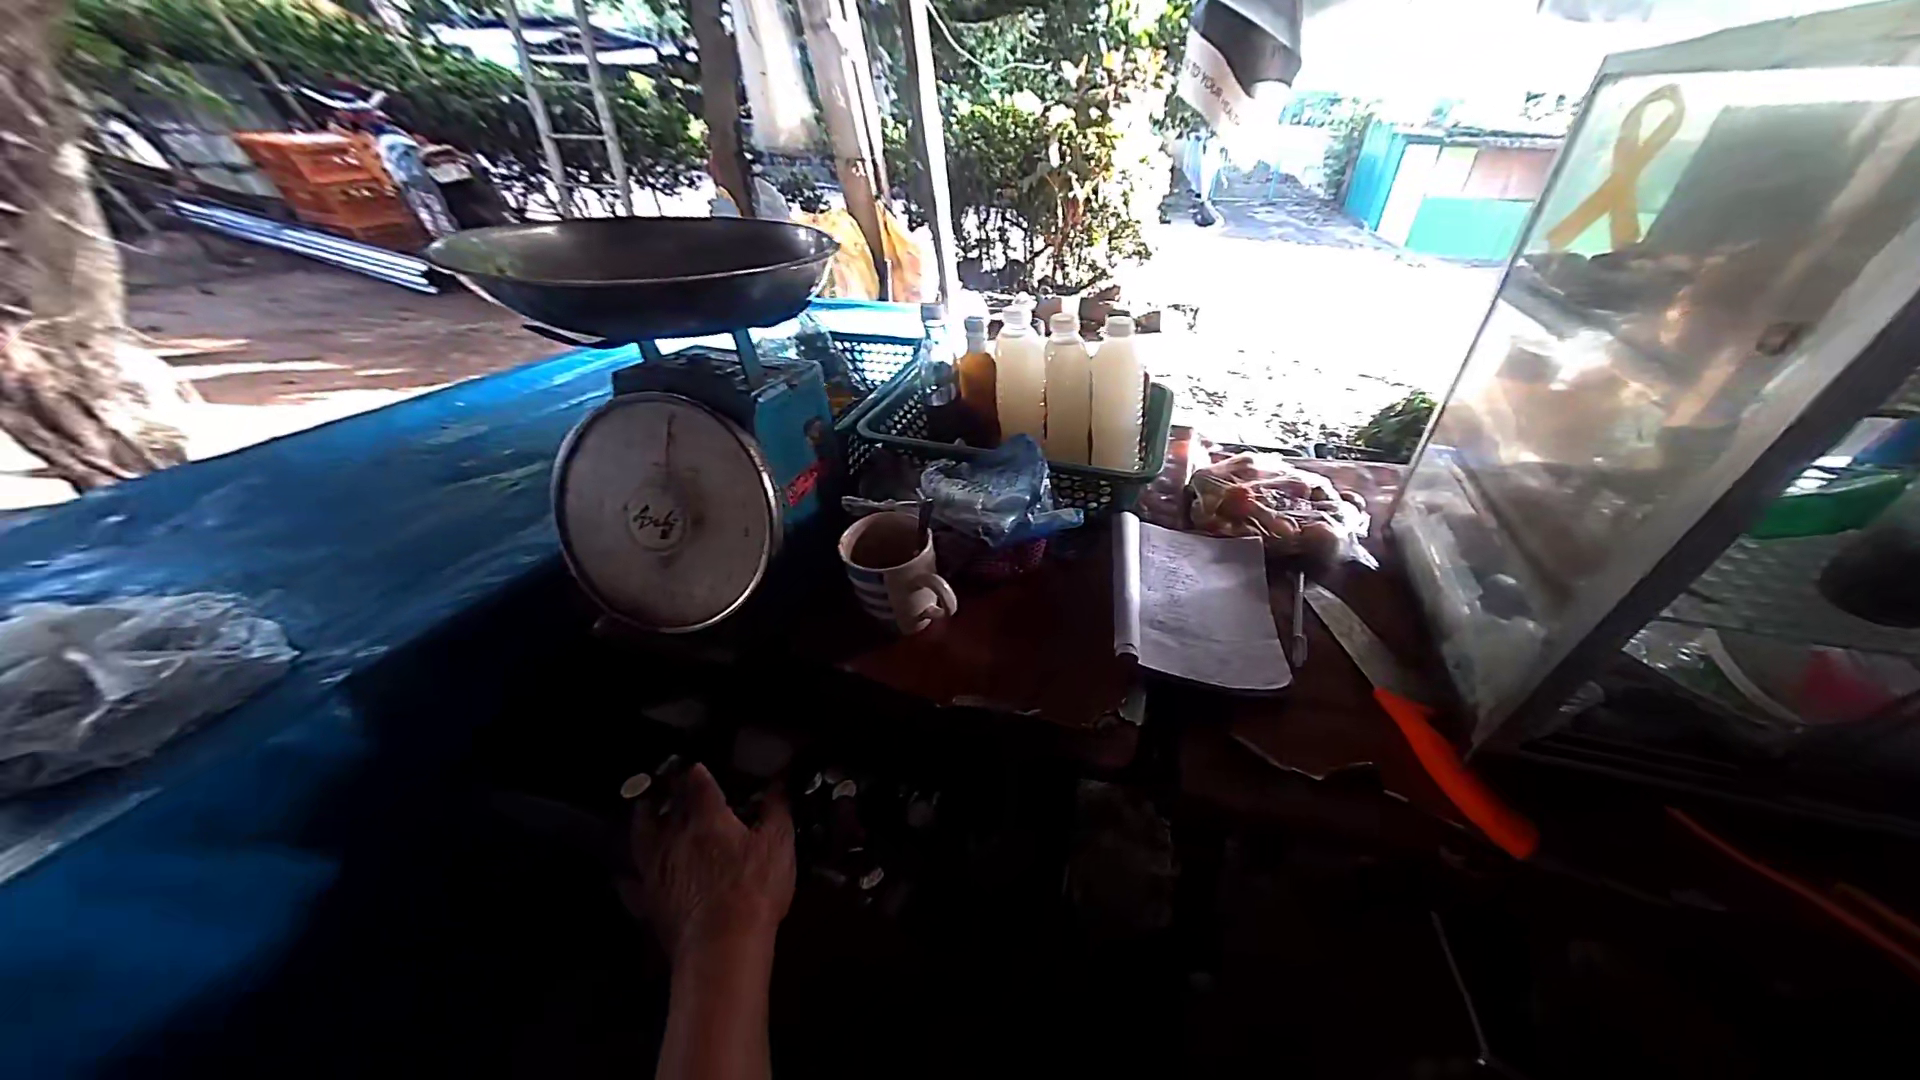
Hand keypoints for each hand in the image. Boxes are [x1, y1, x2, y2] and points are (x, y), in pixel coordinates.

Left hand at [624, 763, 794, 965]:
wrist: (721, 947)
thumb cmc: (754, 888)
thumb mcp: (778, 843)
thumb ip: (777, 808)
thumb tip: (779, 780)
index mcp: (707, 818)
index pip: (698, 783)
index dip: (698, 771)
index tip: (698, 765)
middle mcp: (675, 836)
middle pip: (667, 804)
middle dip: (671, 789)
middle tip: (671, 779)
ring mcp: (657, 869)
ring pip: (642, 836)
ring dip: (643, 819)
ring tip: (644, 809)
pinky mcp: (648, 900)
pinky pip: (631, 882)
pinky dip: (629, 874)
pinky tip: (626, 874)